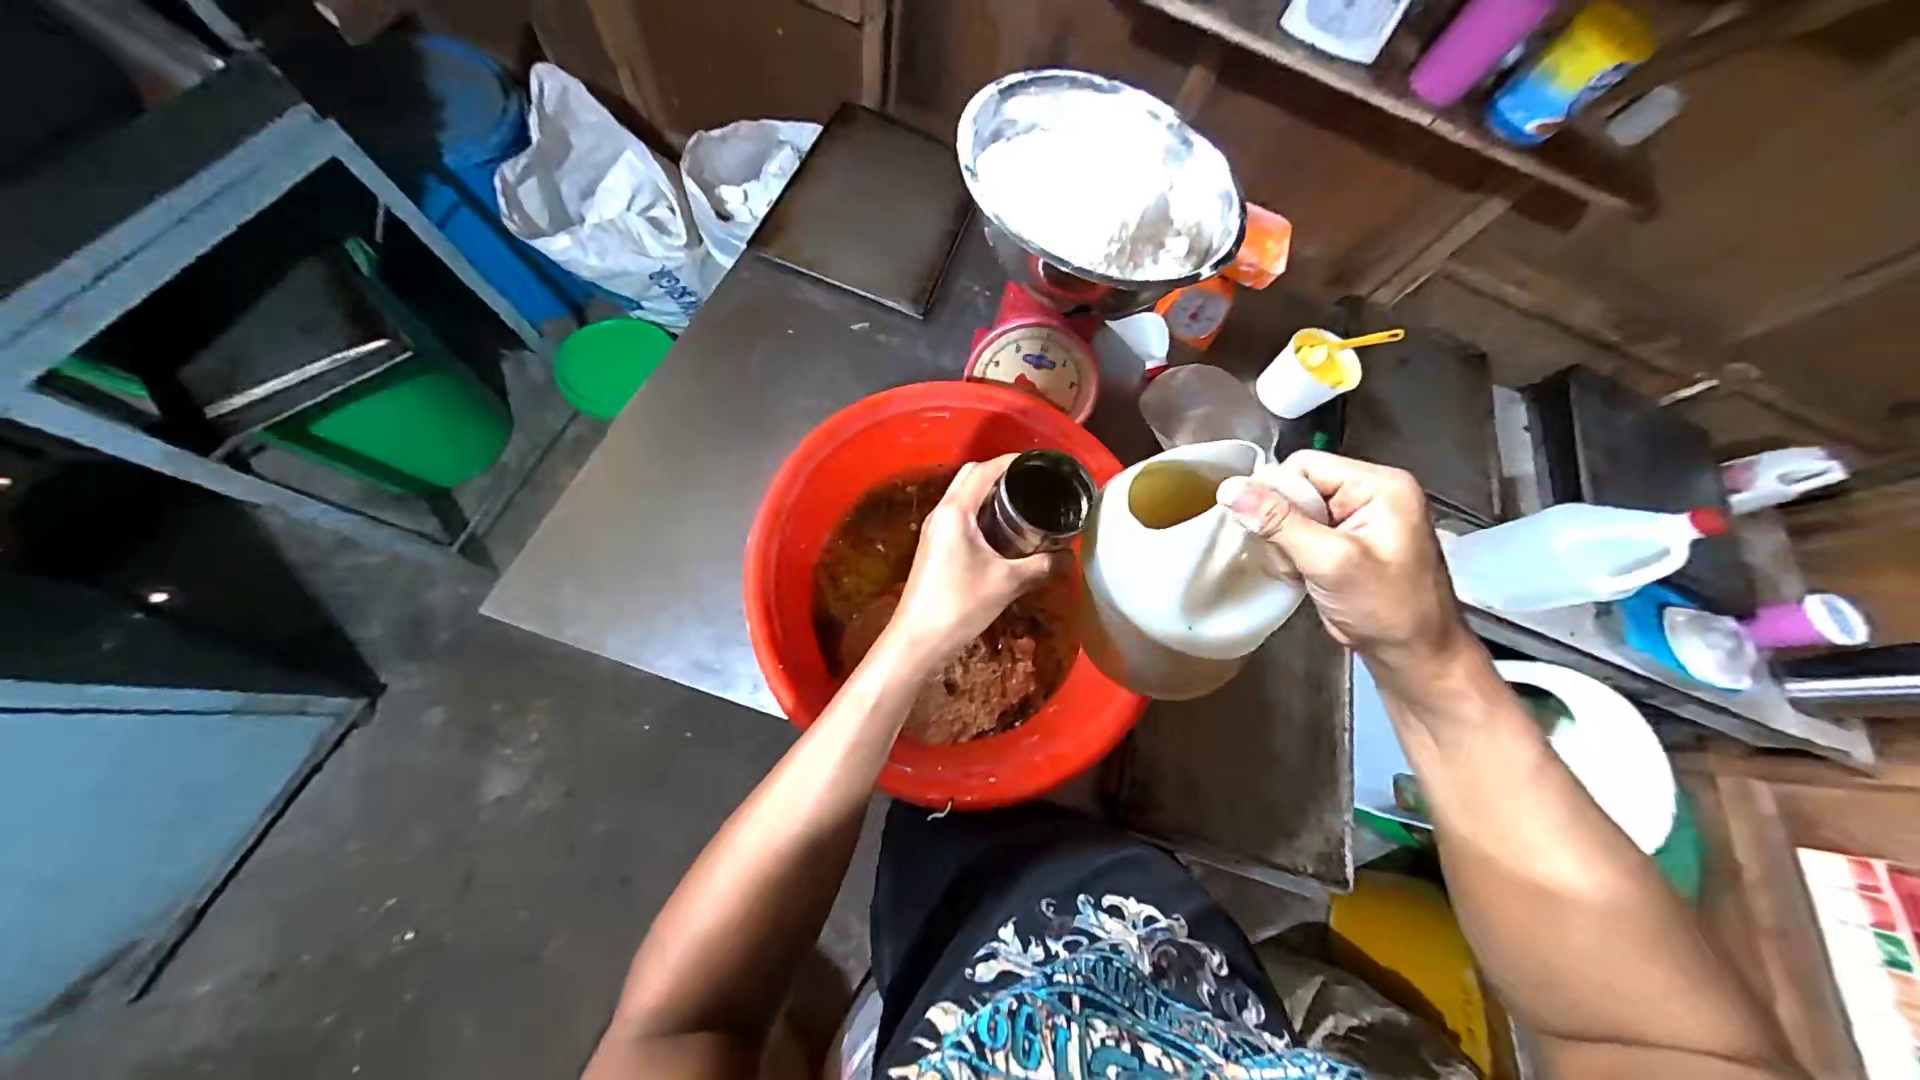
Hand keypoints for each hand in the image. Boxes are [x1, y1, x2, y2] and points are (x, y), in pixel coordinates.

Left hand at [883, 455, 1063, 665]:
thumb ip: (1042, 566)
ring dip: (987, 492)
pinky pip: (958, 515)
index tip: (1038, 463)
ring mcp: (934, 530)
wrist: (918, 638)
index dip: (1011, 461)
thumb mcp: (1008, 582)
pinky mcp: (933, 546)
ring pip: (961, 496)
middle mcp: (941, 513)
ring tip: (1021, 502)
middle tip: (1032, 483)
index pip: (983, 470)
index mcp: (955, 512)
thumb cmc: (960, 604)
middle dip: (999, 473)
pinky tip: (1000, 529)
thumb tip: (1070, 558)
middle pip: (969, 476)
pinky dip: (978, 511)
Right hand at [1215, 450, 1469, 677]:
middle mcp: (1371, 494)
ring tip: (1300, 570)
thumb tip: (1231, 490)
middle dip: (1281, 524)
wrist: (1414, 656)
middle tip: (1291, 557)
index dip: (1277, 494)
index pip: (1304, 465)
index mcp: (1379, 485)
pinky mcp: (1346, 541)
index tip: (1272, 532)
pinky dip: (1292, 553)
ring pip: (1293, 512)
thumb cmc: (1388, 610)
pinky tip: (1302, 574)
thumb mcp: (1330, 561)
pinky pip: (1301, 532)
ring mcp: (1358, 519)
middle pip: (1297, 487)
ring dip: (1284, 543)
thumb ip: (1279, 522)